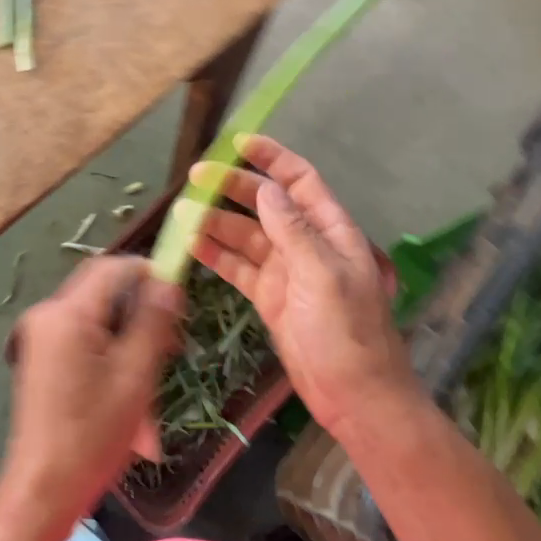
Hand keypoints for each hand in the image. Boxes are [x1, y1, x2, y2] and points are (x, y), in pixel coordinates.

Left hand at [1, 255, 183, 520]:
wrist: (43, 487)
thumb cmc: (93, 433)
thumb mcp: (135, 374)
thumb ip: (153, 321)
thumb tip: (167, 282)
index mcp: (66, 312)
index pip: (113, 267)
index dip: (149, 274)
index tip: (179, 301)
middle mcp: (46, 314)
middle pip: (103, 291)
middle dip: (141, 311)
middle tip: (173, 344)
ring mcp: (39, 337)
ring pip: (96, 318)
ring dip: (129, 339)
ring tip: (154, 377)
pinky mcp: (40, 358)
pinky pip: (82, 339)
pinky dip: (109, 354)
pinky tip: (130, 390)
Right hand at [182, 134, 420, 441]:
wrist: (356, 397)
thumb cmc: (348, 333)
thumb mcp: (323, 275)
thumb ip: (293, 231)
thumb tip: (266, 190)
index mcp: (331, 231)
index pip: (300, 181)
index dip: (272, 158)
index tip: (239, 143)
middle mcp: (307, 245)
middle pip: (266, 204)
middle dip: (234, 188)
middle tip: (197, 178)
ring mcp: (286, 272)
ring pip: (246, 236)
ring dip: (217, 223)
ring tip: (184, 213)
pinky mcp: (269, 298)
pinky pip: (238, 268)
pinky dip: (216, 256)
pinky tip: (192, 245)